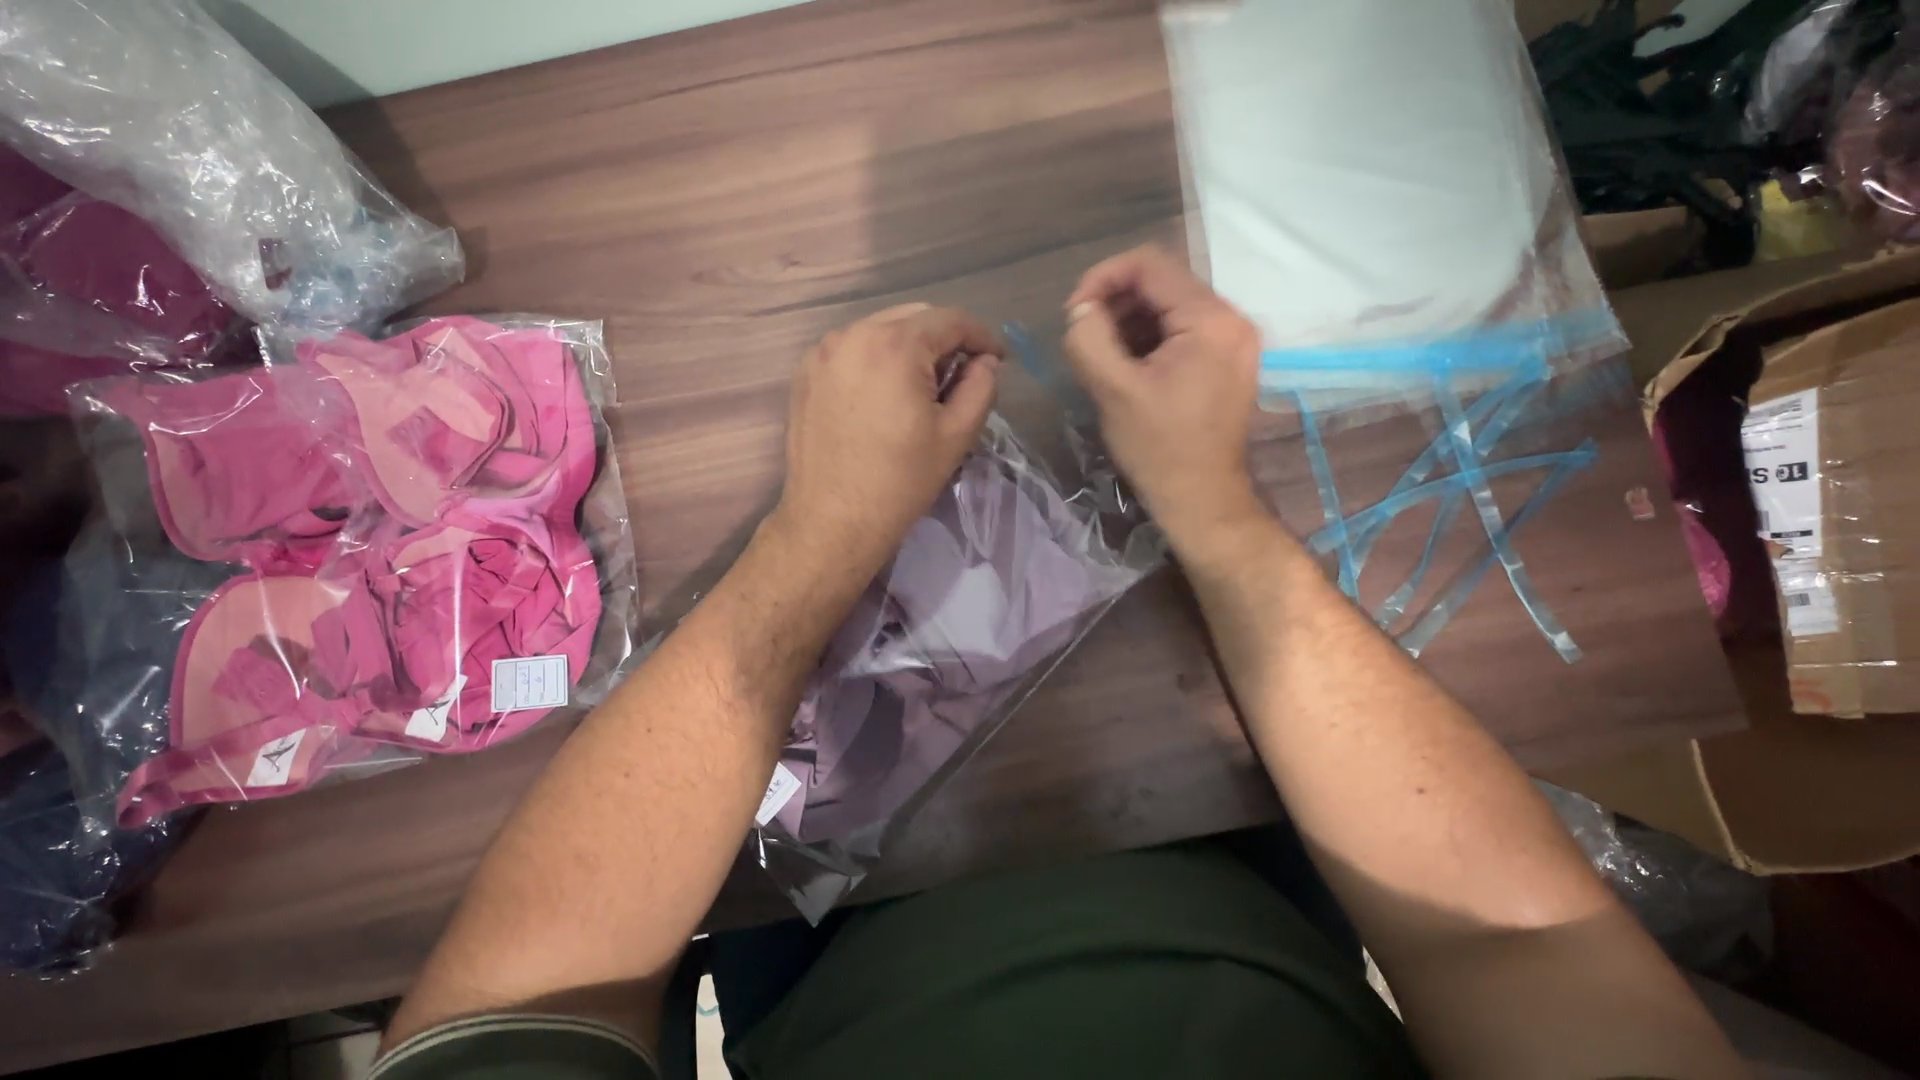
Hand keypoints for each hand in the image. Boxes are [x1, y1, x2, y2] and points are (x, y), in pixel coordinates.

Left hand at [772, 303, 1001, 575]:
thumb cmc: (901, 481)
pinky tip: (885, 396)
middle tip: (963, 376)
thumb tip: (986, 362)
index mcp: (895, 345)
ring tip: (923, 388)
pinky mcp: (805, 374)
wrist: (832, 520)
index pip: (950, 320)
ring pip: (880, 330)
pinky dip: (876, 360)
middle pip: (913, 317)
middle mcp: (853, 334)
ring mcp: (823, 353)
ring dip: (909, 348)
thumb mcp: (957, 435)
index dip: (982, 336)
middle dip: (945, 339)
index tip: (999, 360)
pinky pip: (852, 350)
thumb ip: (981, 386)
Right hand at [1062, 245, 1263, 551]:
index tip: (1075, 313)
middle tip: (1084, 336)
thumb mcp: (1113, 390)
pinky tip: (1127, 366)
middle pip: (1163, 282)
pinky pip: (1183, 330)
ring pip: (1171, 305)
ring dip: (1130, 320)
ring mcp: (1234, 340)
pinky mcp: (1228, 360)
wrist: (1202, 500)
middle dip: (1116, 301)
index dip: (1102, 278)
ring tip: (1102, 354)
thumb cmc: (1159, 448)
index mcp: (1210, 320)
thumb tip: (1081, 309)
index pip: (1149, 264)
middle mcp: (1232, 319)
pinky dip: (1151, 338)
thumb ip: (1089, 337)